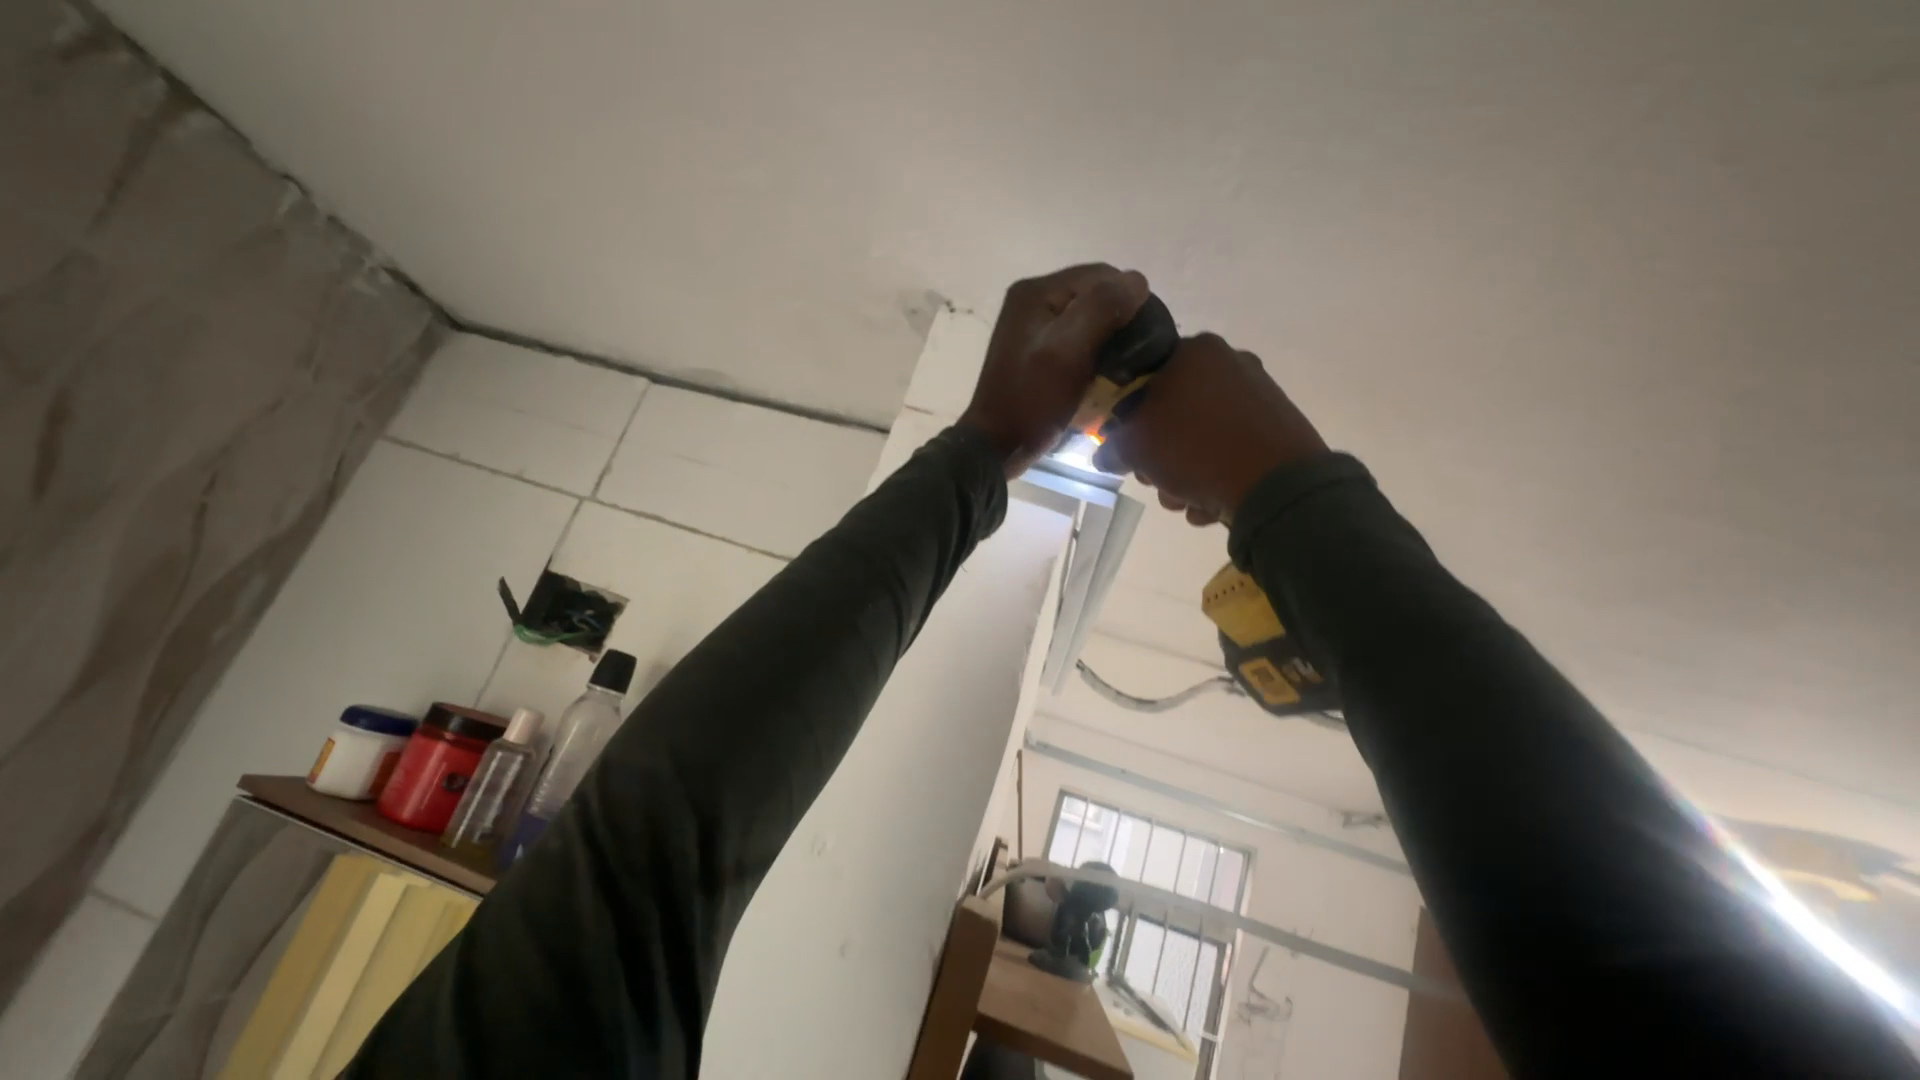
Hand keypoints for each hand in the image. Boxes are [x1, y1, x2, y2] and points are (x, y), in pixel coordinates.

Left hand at [959, 264, 1150, 477]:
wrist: (998, 445)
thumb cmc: (1033, 398)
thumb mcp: (1069, 349)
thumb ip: (1102, 308)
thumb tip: (1138, 280)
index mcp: (1036, 292)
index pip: (1101, 275)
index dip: (1131, 298)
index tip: (1151, 332)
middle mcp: (1033, 301)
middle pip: (1094, 296)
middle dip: (1122, 320)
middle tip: (1143, 351)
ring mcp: (1034, 328)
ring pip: (1089, 319)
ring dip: (1112, 338)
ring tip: (1129, 363)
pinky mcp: (1038, 352)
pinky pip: (1078, 340)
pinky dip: (1097, 351)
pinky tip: (1108, 372)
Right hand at [1093, 333, 1328, 524]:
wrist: (1277, 485)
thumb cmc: (1196, 449)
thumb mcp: (1136, 446)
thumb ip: (1114, 445)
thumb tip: (1106, 454)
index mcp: (1195, 351)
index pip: (1143, 378)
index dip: (1126, 417)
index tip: (1125, 449)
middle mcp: (1230, 363)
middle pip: (1174, 411)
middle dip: (1159, 454)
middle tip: (1155, 482)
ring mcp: (1259, 396)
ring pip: (1202, 436)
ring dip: (1185, 473)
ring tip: (1184, 502)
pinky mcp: (1278, 429)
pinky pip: (1232, 450)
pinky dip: (1217, 476)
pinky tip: (1211, 506)